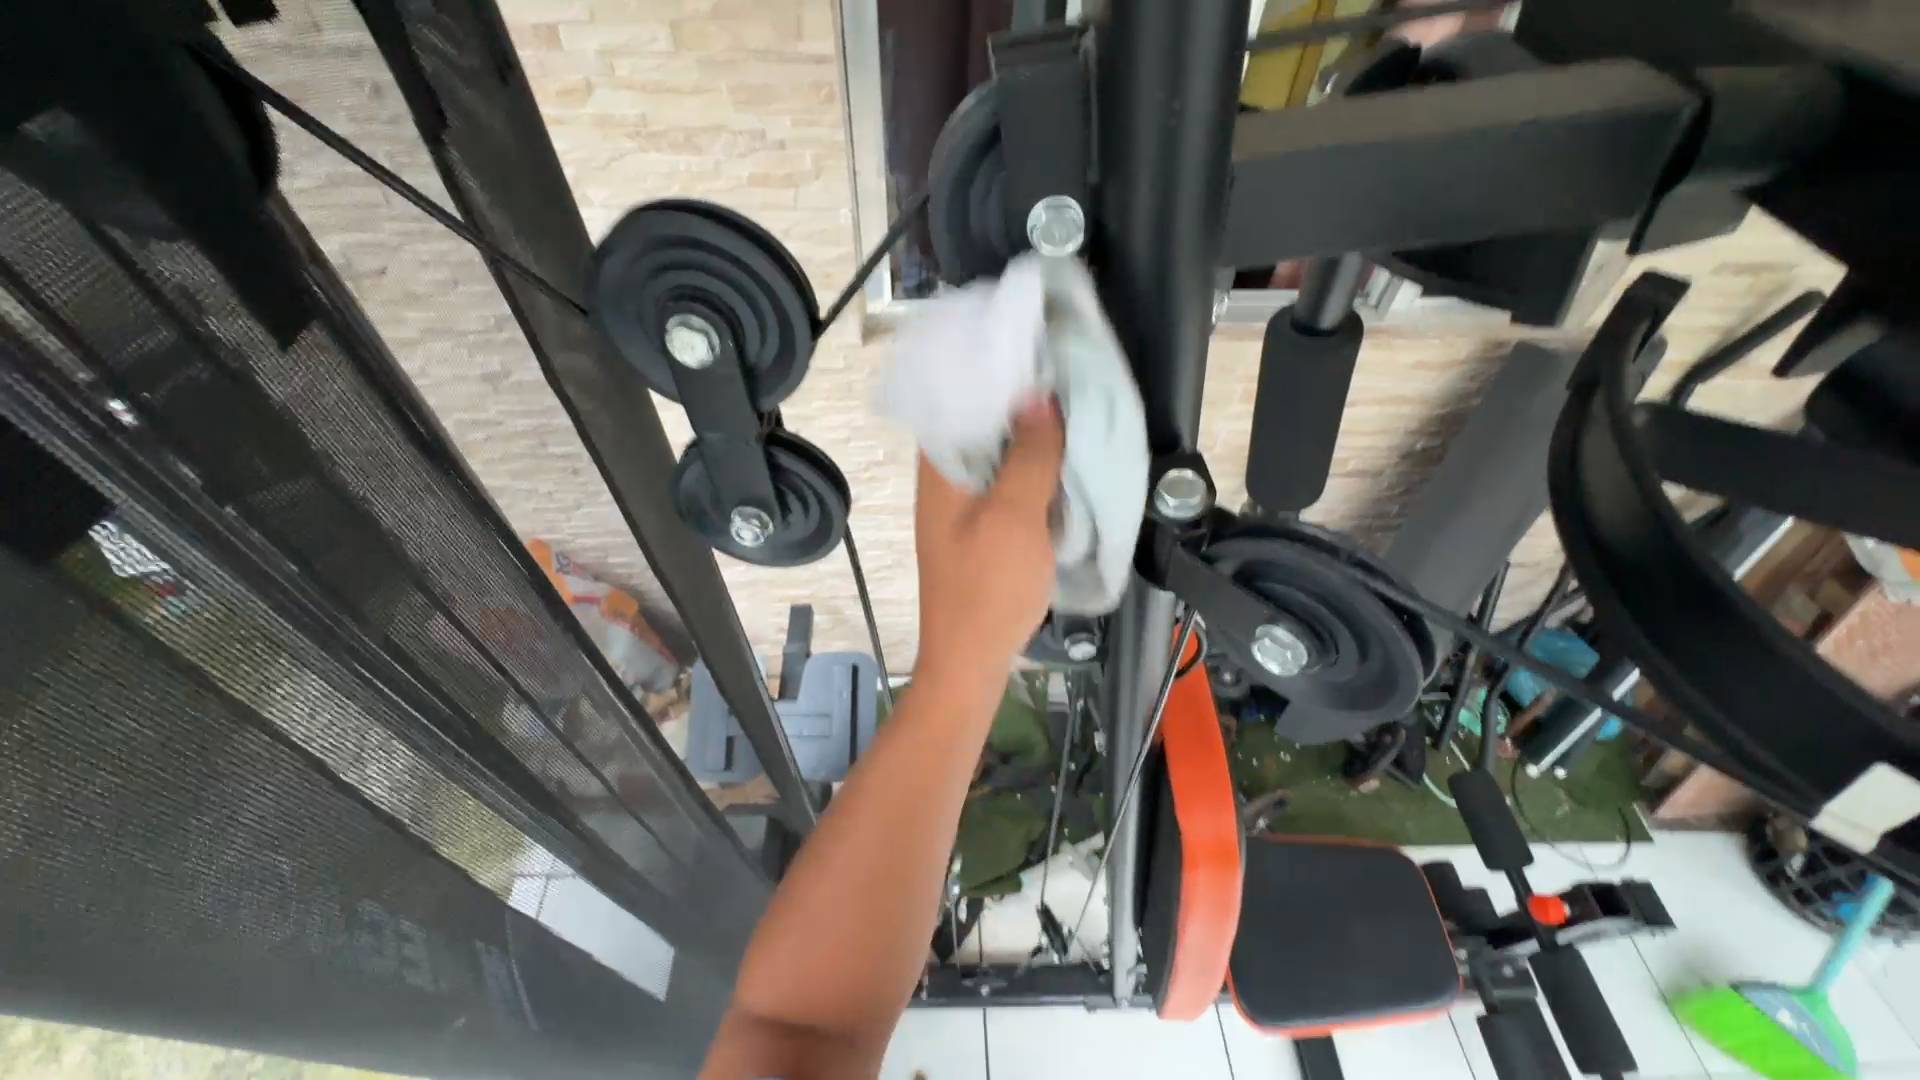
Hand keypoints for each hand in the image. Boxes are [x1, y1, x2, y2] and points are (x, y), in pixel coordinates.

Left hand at [914, 396, 1065, 682]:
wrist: (972, 661)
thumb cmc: (988, 590)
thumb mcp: (1014, 515)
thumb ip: (1027, 454)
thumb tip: (1038, 396)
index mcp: (940, 468)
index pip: (960, 399)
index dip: (998, 375)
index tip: (1042, 354)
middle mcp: (944, 480)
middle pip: (981, 425)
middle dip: (1022, 405)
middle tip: (1069, 380)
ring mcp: (961, 506)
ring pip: (997, 455)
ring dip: (1031, 439)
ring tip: (1073, 413)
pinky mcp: (980, 528)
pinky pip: (1006, 485)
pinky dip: (1032, 472)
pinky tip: (1062, 464)